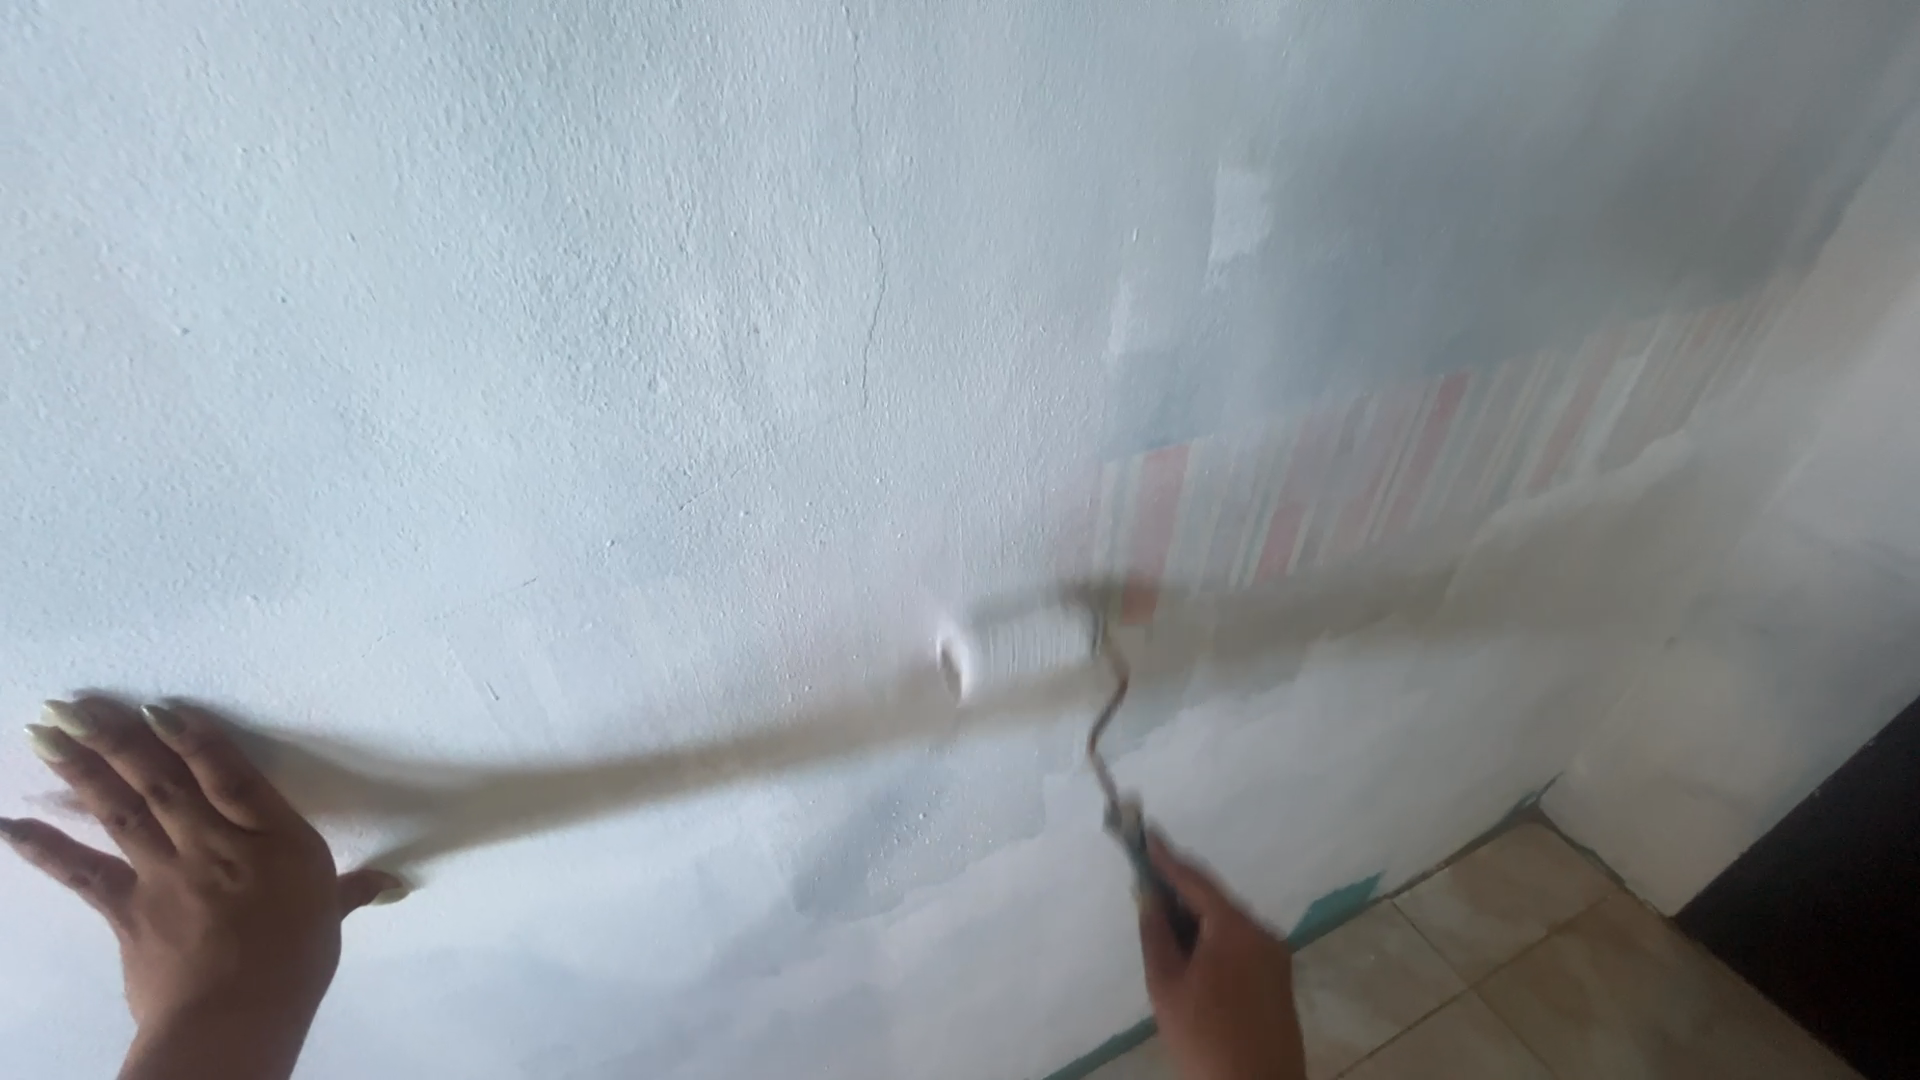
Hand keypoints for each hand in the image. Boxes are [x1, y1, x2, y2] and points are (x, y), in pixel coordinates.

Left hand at [0, 699, 403, 1079]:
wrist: (236, 1012)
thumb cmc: (300, 953)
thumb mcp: (332, 911)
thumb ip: (352, 889)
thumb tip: (389, 883)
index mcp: (274, 836)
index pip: (231, 775)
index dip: (197, 739)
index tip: (161, 707)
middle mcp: (216, 842)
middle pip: (163, 783)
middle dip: (118, 740)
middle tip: (75, 704)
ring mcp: (165, 873)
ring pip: (120, 811)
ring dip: (81, 771)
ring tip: (46, 733)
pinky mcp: (127, 908)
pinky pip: (81, 872)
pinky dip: (43, 847)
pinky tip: (11, 822)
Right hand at [1138, 836, 1305, 1079]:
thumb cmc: (1204, 1038)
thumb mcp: (1166, 983)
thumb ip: (1155, 930)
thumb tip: (1148, 895)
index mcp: (1235, 928)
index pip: (1193, 879)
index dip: (1164, 855)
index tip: (1142, 831)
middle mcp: (1261, 932)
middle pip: (1211, 898)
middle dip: (1177, 888)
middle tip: (1143, 881)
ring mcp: (1274, 956)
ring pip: (1224, 921)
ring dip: (1193, 916)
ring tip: (1160, 922)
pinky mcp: (1277, 979)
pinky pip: (1237, 941)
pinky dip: (1211, 937)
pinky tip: (1189, 951)